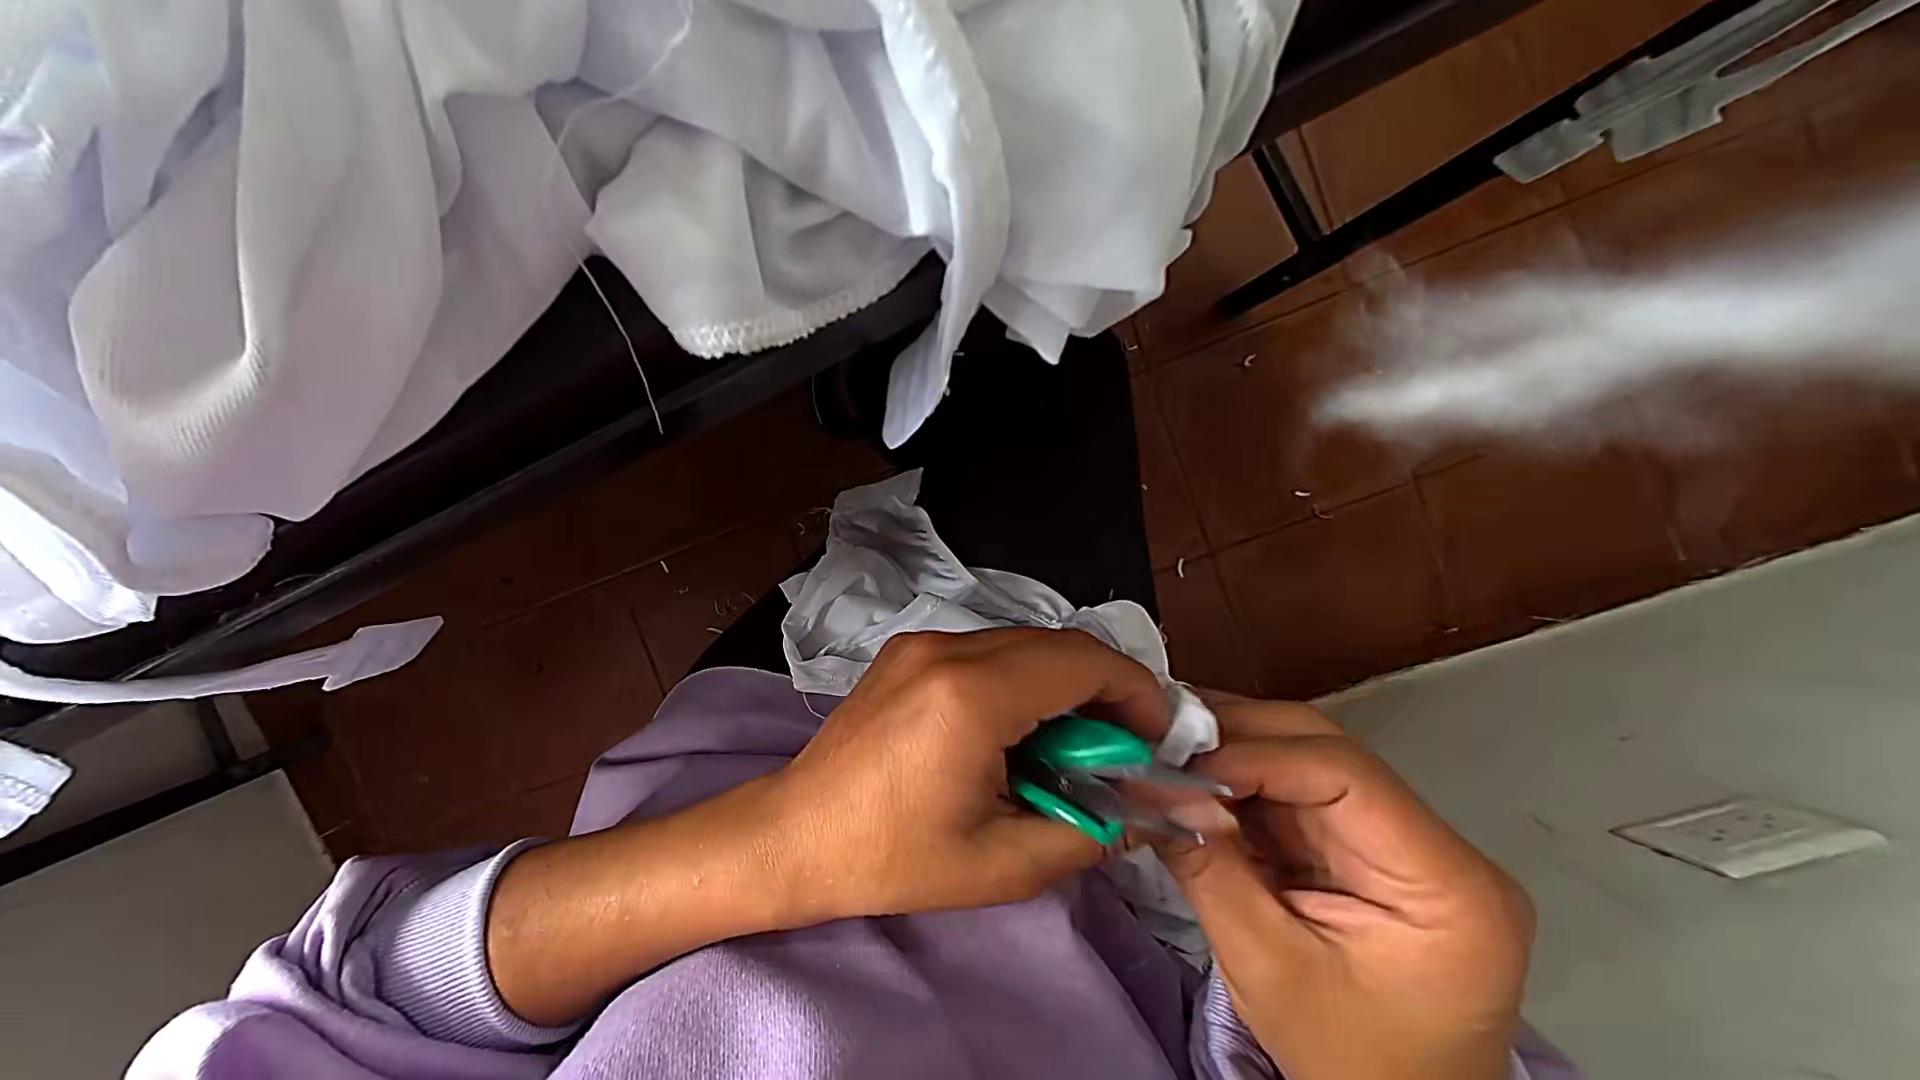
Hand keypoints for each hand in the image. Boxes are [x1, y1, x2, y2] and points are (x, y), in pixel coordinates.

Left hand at [489, 627, 1167, 1025]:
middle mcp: (949, 648)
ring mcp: (924, 641)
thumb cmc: (892, 858)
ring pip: (1027, 642)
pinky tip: (1018, 727)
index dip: (1135, 691)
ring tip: (1071, 742)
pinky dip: (1025, 678)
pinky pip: (991, 649)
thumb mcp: (1002, 864)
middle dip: (1106, 687)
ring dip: (1065, 682)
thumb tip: (1145, 806)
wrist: (791, 835)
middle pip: (1059, 644)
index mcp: (972, 694)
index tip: (1154, 737)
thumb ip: (1090, 832)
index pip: (1083, 662)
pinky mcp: (909, 649)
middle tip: (1120, 746)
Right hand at [1159, 693, 1532, 1079]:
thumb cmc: (1347, 1063)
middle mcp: (1428, 841)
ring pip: (1298, 757)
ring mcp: (1392, 838)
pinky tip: (1190, 785)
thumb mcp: (1267, 970)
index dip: (1252, 754)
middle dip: (1232, 740)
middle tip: (1157, 742)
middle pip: (1321, 749)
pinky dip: (1233, 785)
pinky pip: (1287, 792)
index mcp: (1443, 880)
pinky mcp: (1356, 845)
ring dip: (1226, 755)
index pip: (1342, 772)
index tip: (1176, 764)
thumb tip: (1149, 787)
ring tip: (1163, 757)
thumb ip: (1208, 867)